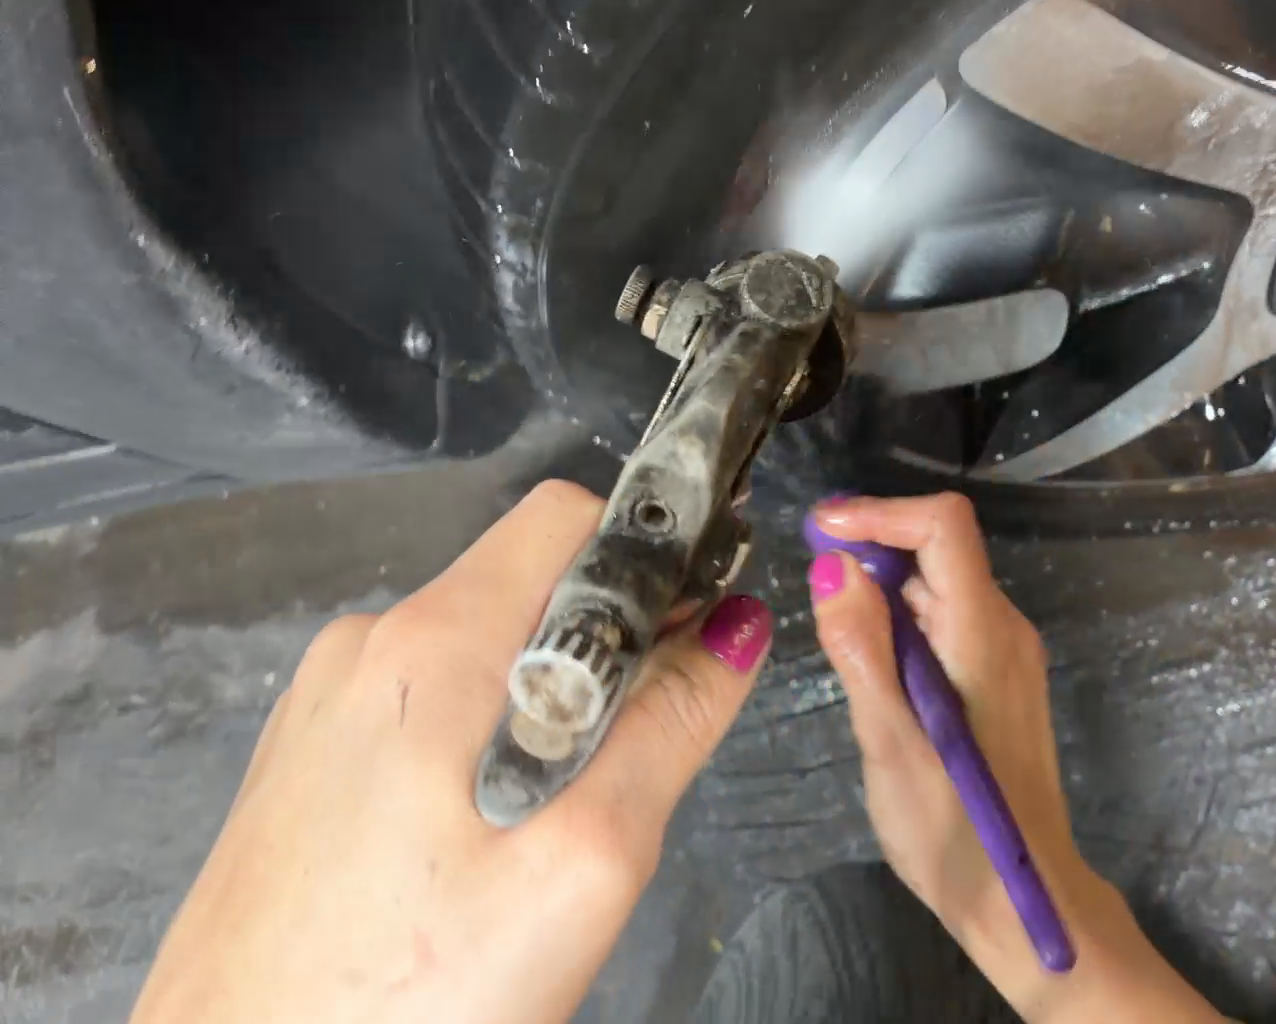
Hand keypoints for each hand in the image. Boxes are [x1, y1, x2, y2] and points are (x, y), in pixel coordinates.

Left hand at [133, 481, 774, 1023]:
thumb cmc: (416, 1000)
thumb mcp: (589, 858)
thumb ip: (673, 725)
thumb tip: (740, 626)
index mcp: (435, 644)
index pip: (570, 518)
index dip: (652, 553)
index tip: (699, 620)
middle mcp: (372, 642)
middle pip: (539, 576)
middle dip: (619, 630)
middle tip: (648, 731)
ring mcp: (333, 696)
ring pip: (500, 634)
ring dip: (569, 681)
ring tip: (577, 790)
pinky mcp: (317, 748)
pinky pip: (449, 687)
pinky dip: (508, 716)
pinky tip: (504, 813)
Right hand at [808, 494, 1223, 1022]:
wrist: (1023, 894)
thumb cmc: (953, 831)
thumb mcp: (889, 741)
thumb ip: (861, 648)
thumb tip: (834, 565)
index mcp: (983, 632)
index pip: (944, 526)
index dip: (881, 513)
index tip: (821, 531)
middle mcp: (1005, 626)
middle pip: (941, 549)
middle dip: (875, 548)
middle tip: (815, 582)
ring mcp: (1009, 651)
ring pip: (942, 585)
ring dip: (886, 588)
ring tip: (838, 630)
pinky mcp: (1001, 674)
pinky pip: (950, 620)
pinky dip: (905, 620)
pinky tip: (877, 663)